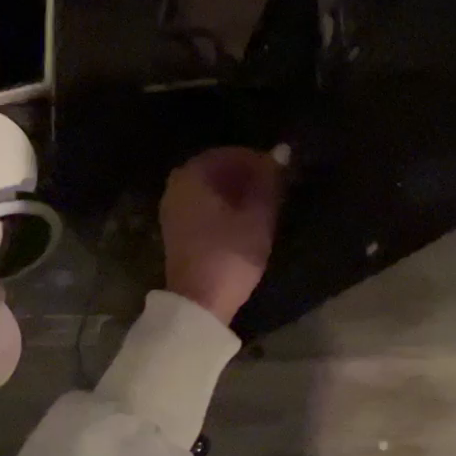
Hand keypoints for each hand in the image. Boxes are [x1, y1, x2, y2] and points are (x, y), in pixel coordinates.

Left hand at [159, 146, 285, 325]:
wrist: (199, 302)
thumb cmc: (230, 254)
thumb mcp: (258, 215)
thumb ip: (269, 181)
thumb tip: (281, 152)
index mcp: (192, 175)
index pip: (231, 154)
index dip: (259, 161)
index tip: (283, 173)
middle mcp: (176, 186)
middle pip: (218, 171)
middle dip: (248, 177)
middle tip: (277, 189)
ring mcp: (172, 210)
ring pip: (211, 191)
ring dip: (238, 194)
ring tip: (266, 206)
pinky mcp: (176, 232)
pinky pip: (204, 208)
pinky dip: (224, 209)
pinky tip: (245, 221)